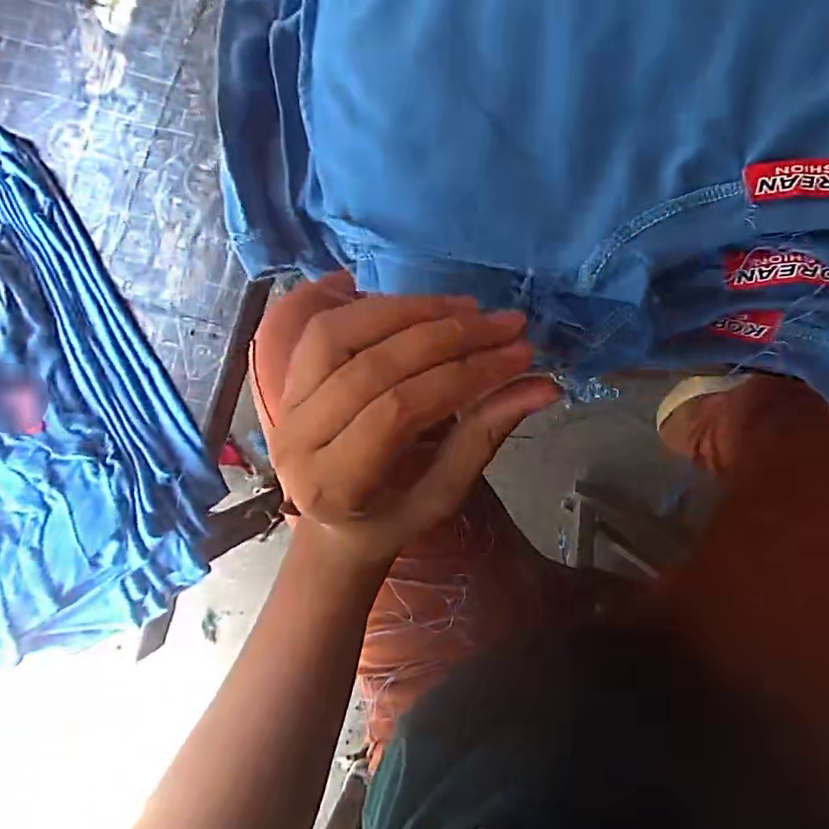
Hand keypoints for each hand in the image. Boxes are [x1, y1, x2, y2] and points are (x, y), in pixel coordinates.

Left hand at [266, 273, 559, 566]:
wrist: (337, 523)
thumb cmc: (394, 517)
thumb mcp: (445, 493)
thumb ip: (485, 436)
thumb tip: (543, 386)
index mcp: (332, 486)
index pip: (400, 410)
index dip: (463, 375)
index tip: (519, 353)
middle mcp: (296, 439)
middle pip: (373, 366)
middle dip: (448, 337)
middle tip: (505, 324)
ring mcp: (284, 402)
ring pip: (340, 332)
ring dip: (410, 310)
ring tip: (469, 307)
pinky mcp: (287, 375)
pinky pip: (327, 324)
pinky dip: (379, 307)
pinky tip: (427, 305)